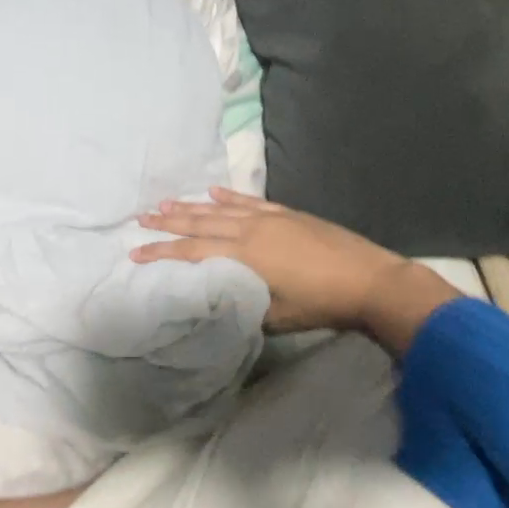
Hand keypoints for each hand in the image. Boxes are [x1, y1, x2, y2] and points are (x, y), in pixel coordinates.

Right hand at [131, 187, 436, 334]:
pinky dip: (229, 197)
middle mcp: (250, 231)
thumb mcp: (275, 315)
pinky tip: (213, 192)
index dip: (161, 252)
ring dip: (191, 206)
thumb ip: (242, 305)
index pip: (192, 251)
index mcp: (244, 256)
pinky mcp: (288, 214)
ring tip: (165, 203)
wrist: (373, 281)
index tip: (135, 252)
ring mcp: (270, 219)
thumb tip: (217, 300)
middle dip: (167, 222)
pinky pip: (249, 202)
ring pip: (220, 210)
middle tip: (141, 218)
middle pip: (200, 223)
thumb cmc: (322, 304)